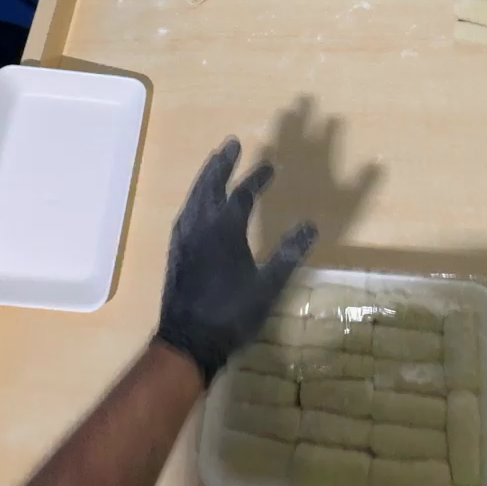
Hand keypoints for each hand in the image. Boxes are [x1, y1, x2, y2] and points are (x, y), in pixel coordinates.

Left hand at [155, 138, 317, 385]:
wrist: (188, 342)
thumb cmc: (232, 313)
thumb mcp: (268, 286)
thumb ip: (288, 253)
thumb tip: (311, 224)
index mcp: (225, 229)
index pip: (243, 193)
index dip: (257, 178)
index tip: (271, 167)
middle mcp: (202, 225)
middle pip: (211, 184)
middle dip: (223, 163)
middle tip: (232, 143)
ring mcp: (185, 237)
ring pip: (195, 196)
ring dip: (206, 175)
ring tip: (214, 162)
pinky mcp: (176, 249)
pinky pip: (186, 211)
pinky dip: (195, 197)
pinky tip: (197, 202)